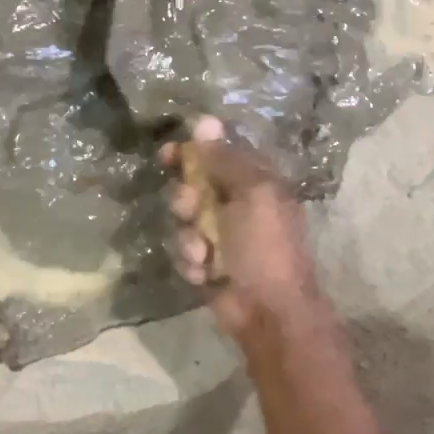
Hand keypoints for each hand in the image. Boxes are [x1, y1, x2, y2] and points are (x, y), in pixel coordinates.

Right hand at [161, 117, 322, 339]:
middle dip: (185, 199)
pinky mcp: (206, 265)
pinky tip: (205, 276)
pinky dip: (191, 263)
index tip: (166, 153)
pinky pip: (183, 252)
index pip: (218, 153)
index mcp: (256, 181)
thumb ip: (225, 158)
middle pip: (193, 186)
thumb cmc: (265, 247)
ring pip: (183, 222)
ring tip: (204, 254)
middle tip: (191, 209)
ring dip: (188, 238)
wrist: (268, 311)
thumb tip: (204, 121)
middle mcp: (237, 204)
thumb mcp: (251, 192)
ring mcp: (221, 237)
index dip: (192, 151)